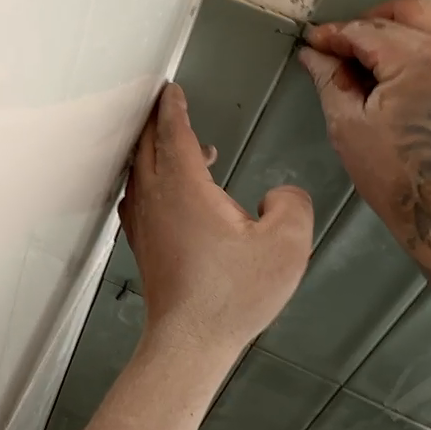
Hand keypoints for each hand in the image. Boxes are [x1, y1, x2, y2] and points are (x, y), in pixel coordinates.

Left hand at [120, 83, 312, 356]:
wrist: (190, 340)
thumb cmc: (232, 295)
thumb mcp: (286, 244)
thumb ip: (291, 205)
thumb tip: (280, 196)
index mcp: (184, 187)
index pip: (173, 132)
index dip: (173, 107)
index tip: (171, 90)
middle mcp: (155, 199)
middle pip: (148, 145)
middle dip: (159, 121)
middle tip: (169, 105)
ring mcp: (143, 224)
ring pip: (140, 171)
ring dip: (156, 151)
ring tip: (189, 150)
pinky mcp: (143, 246)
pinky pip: (139, 198)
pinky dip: (152, 181)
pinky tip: (173, 196)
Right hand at [299, 0, 430, 258]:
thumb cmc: (399, 182)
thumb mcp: (350, 130)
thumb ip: (331, 81)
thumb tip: (314, 53)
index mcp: (423, 62)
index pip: (369, 30)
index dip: (336, 35)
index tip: (314, 42)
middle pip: (409, 9)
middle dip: (371, 21)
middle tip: (344, 47)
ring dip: (402, 30)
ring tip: (374, 61)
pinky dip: (429, 44)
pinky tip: (407, 73)